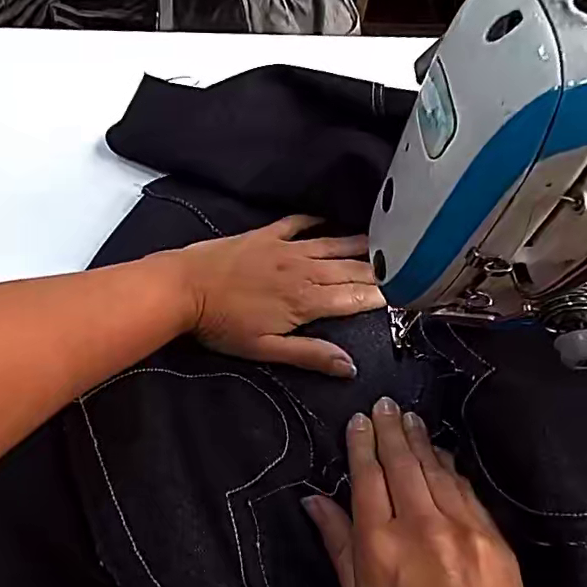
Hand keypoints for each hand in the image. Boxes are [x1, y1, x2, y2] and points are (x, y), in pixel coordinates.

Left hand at [167, 215, 383, 377]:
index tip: (402, 294)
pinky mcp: (267, 235)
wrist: (184, 287)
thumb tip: (349, 366)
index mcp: (307, 300)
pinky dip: (315, 221)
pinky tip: (328, 219)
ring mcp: (286, 248)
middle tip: (402, 267)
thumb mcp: (266, 349)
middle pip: (349, 269)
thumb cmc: (223, 325)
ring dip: (358, 245)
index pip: (354, 297)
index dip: (380, 296)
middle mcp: (305, 270)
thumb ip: (310, 355)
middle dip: (378, 270)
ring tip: (381, 242)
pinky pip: (299, 224)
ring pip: (332, 245)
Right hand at [305, 400, 586, 586]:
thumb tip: (316, 503)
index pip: (367, 477)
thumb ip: (340, 548)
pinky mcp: (492, 537)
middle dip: (390, 428)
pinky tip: (443, 455)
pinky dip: (450, 467)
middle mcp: (419, 528)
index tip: (359, 420)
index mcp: (379, 548)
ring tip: (409, 418)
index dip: (361, 444)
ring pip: (435, 469)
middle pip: (401, 463)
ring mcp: (461, 529)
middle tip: (385, 404)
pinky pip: (465, 489)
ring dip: (420, 439)